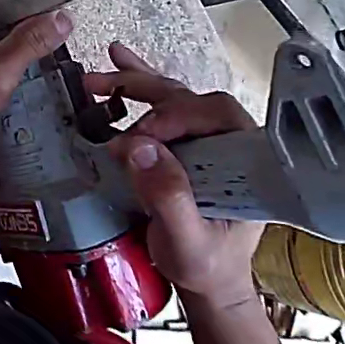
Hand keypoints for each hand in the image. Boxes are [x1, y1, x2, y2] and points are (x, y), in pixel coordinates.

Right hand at [86, 43, 264, 310]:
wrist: (207, 280)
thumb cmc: (207, 265)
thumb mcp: (188, 242)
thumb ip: (169, 198)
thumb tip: (140, 147)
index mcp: (246, 159)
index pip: (216, 115)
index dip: (177, 115)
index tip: (142, 135)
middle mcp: (228, 139)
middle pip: (187, 98)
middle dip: (143, 89)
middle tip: (104, 88)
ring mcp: (205, 136)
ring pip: (171, 95)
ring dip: (133, 83)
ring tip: (98, 78)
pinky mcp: (183, 139)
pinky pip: (161, 104)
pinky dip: (138, 84)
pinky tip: (118, 63)